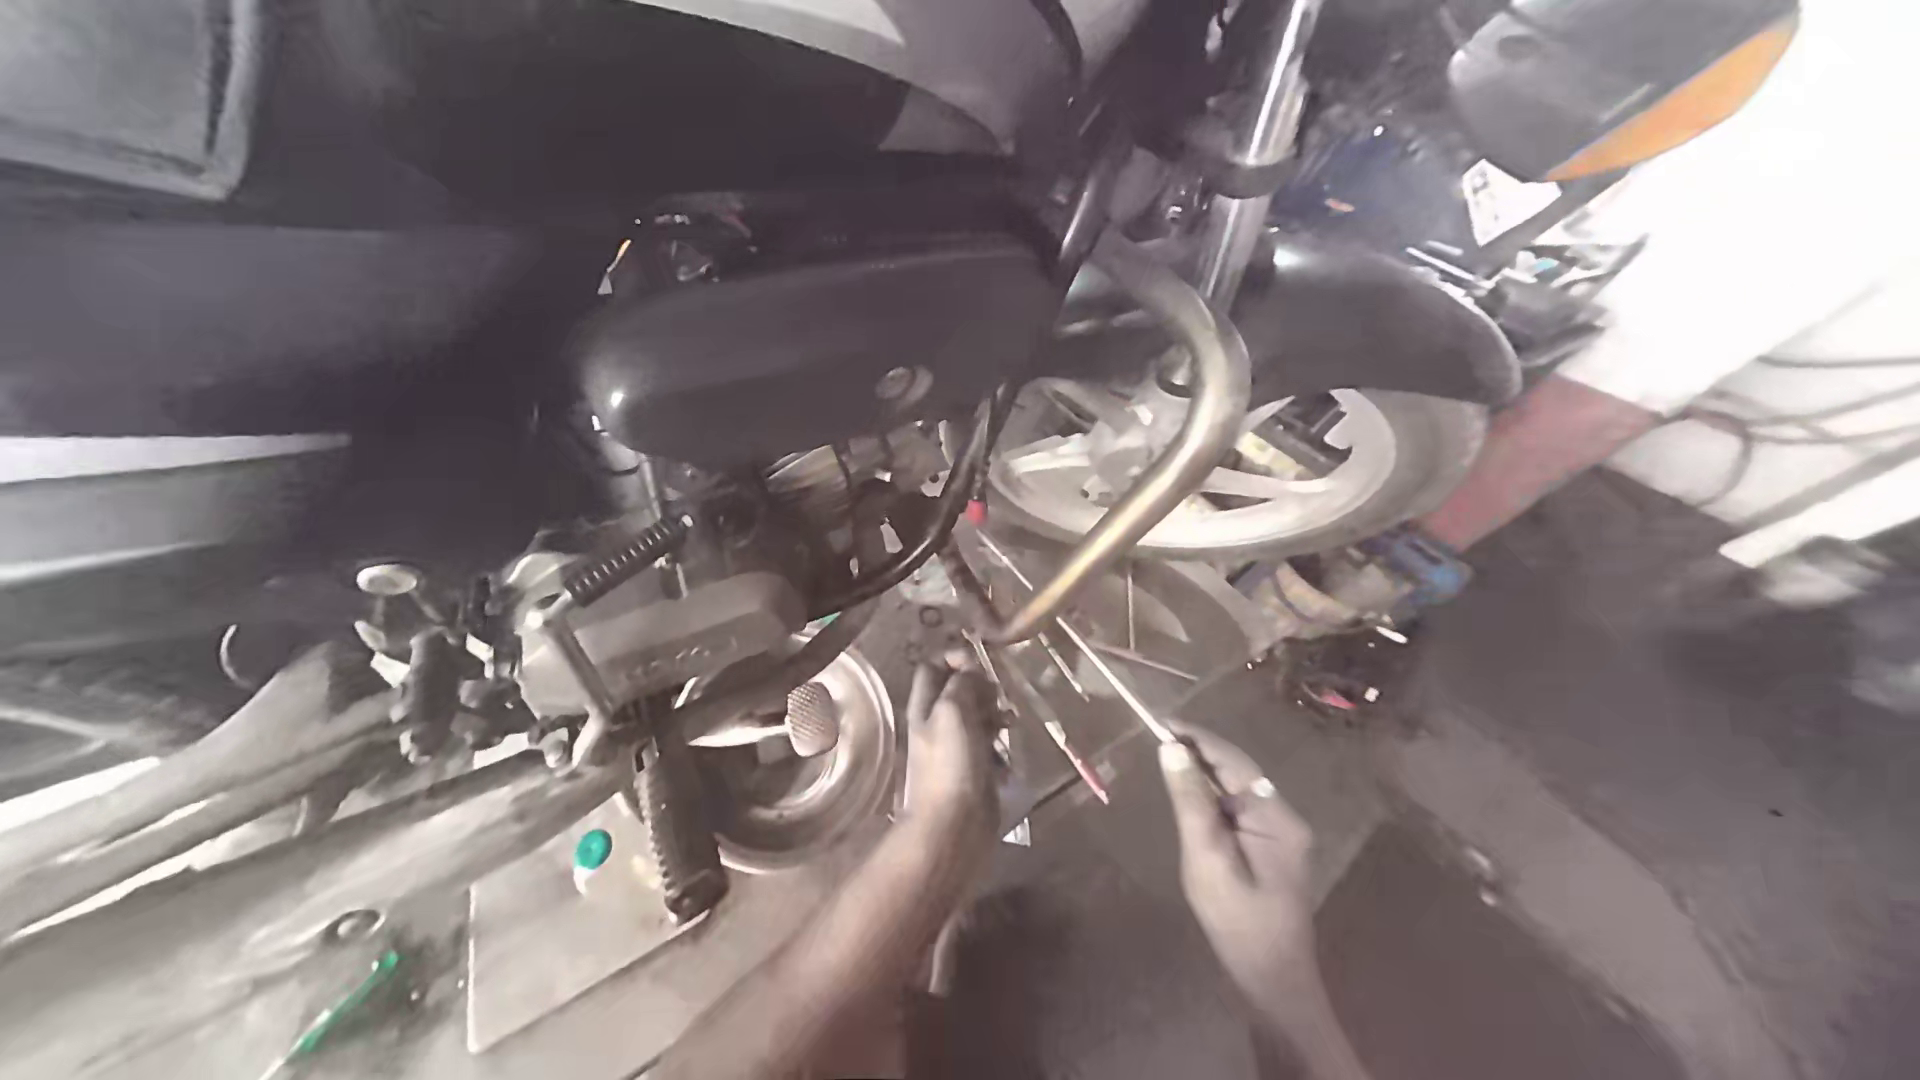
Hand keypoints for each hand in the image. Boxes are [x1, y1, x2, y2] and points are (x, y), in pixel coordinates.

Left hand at [902, 662, 999, 849]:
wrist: (955, 825)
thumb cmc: (952, 764)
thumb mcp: (952, 712)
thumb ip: (961, 684)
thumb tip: (971, 669)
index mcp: (925, 705)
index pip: (933, 665)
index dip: (955, 657)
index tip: (980, 664)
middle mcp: (937, 721)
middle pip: (959, 688)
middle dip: (982, 686)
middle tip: (996, 697)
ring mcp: (956, 744)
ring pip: (978, 713)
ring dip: (995, 712)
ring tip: (1007, 722)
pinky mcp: (975, 765)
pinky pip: (989, 741)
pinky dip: (1000, 740)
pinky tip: (1008, 749)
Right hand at [1159, 727, 1317, 1001]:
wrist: (1271, 978)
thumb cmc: (1237, 920)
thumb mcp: (1207, 857)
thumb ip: (1190, 800)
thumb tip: (1172, 748)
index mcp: (1276, 816)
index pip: (1234, 761)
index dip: (1197, 737)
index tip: (1161, 722)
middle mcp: (1283, 815)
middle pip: (1237, 769)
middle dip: (1198, 750)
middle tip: (1157, 734)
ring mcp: (1278, 830)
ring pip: (1235, 786)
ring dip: (1202, 770)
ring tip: (1166, 753)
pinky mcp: (1267, 844)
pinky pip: (1235, 805)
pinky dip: (1209, 793)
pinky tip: (1187, 790)